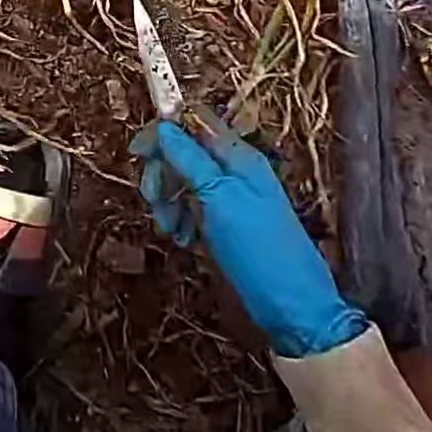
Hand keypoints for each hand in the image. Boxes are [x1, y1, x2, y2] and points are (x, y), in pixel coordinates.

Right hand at [130, 109, 365, 357]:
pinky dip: (180, 218)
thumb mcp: (220, 197)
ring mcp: (227, 197)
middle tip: (153, 199)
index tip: (138, 153)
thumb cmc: (259, 248)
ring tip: (170, 227)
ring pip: (182, 180)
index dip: (163, 131)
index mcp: (236, 155)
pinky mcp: (222, 223)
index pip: (193, 121)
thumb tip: (163, 126)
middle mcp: (231, 170)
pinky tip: (182, 238)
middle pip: (182, 151)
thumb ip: (189, 158)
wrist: (293, 310)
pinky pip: (190, 207)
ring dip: (168, 199)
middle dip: (162, 172)